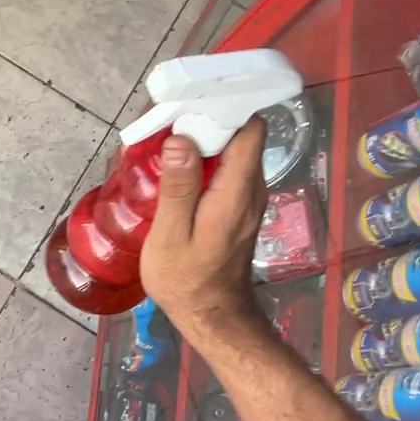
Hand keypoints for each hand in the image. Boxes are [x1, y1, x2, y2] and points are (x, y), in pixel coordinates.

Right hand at [140, 118, 269, 332]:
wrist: (211, 315)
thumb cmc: (185, 279)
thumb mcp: (171, 235)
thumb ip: (178, 187)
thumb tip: (181, 139)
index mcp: (237, 190)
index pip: (249, 128)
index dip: (223, 109)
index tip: (189, 105)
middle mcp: (252, 188)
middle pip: (242, 136)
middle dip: (208, 120)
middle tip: (168, 121)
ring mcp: (248, 198)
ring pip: (235, 152)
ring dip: (205, 141)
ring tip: (167, 141)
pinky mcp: (239, 208)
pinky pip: (229, 171)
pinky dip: (207, 161)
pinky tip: (179, 169)